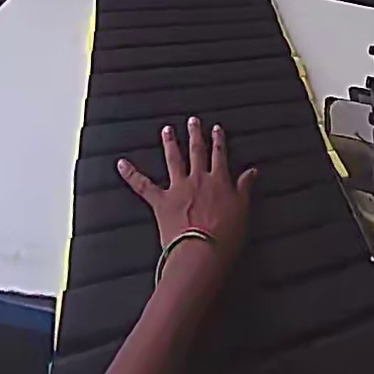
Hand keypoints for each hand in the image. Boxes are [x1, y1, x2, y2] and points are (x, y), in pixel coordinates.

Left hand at [117, 117, 257, 267]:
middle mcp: (198, 178)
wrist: (202, 252)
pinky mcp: (161, 201)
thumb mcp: (243, 210)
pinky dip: (131, 174)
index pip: (219, 155)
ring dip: (170, 143)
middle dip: (195, 134)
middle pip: (196, 151)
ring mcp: (178, 188)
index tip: (216, 128)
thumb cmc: (226, 236)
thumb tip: (252, 171)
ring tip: (166, 130)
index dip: (218, 140)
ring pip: (174, 160)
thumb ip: (245, 188)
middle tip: (192, 120)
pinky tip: (121, 164)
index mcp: (219, 180)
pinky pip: (143, 185)